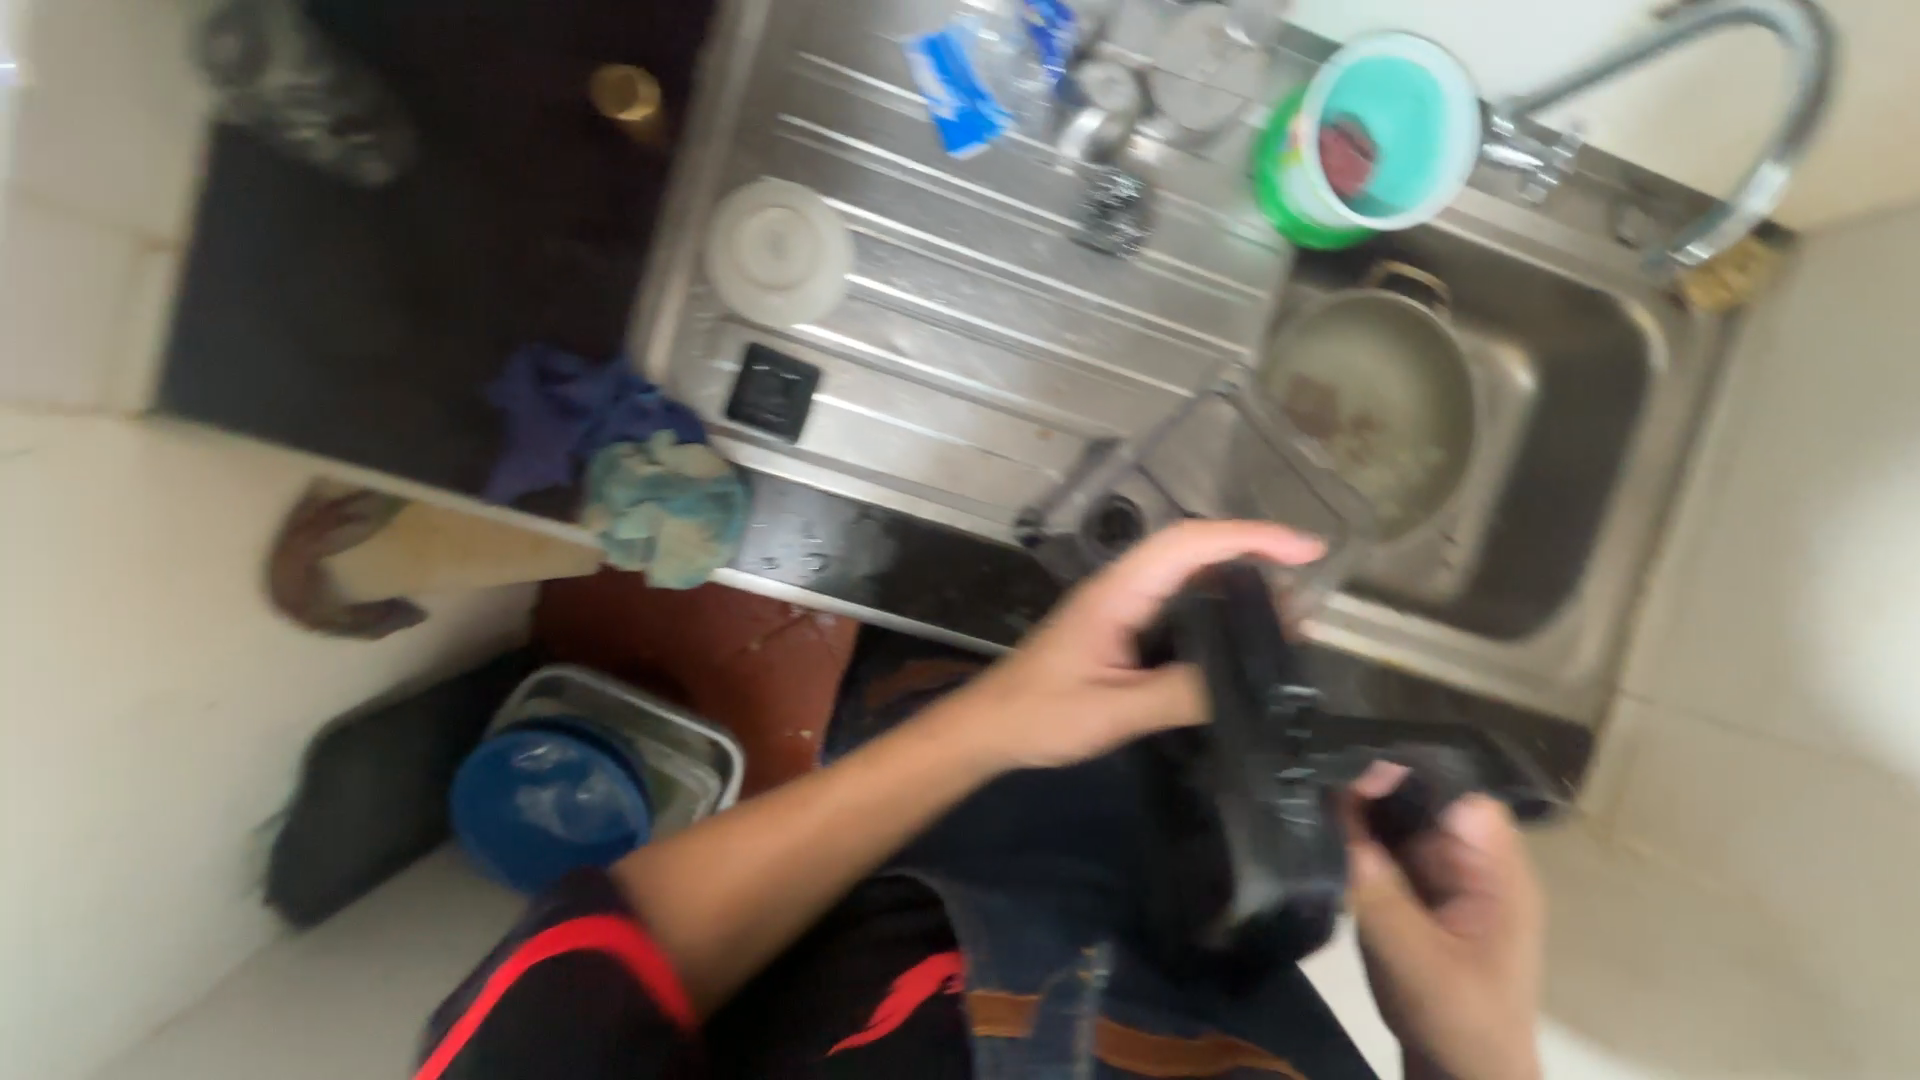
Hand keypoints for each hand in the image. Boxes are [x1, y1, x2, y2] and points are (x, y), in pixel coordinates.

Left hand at [923, 520, 1325, 771]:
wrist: (990, 726)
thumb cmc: (1040, 714)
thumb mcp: (1113, 711)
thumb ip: (1178, 694)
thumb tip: (1249, 680)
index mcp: (1117, 592)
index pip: (1188, 543)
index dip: (1249, 537)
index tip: (1306, 549)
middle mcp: (1121, 588)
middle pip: (1192, 551)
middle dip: (1253, 558)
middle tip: (1305, 599)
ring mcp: (1119, 606)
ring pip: (1187, 577)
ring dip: (1237, 585)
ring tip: (1286, 620)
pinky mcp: (1120, 629)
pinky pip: (1177, 606)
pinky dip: (1215, 612)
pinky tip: (1239, 639)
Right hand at [1347, 767, 1544, 1079]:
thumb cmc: (1456, 1021)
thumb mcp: (1410, 954)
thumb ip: (1374, 883)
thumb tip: (1335, 809)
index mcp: (1496, 875)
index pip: (1459, 797)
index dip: (1409, 778)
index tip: (1354, 776)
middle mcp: (1474, 867)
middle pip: (1425, 805)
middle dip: (1375, 791)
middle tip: (1318, 784)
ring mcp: (1446, 881)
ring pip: (1401, 825)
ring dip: (1361, 814)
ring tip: (1312, 801)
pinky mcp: (1419, 895)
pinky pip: (1388, 851)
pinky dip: (1358, 840)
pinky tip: (1323, 833)